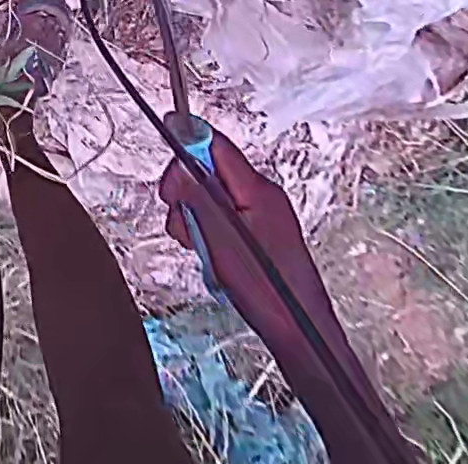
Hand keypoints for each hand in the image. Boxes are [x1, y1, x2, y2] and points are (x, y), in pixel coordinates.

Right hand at [155, 120, 332, 347]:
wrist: (301, 335)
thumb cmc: (269, 290)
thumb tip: (179, 163)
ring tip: (195, 241)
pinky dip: (204, 226)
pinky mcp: (257, 232)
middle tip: (178, 212)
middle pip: (208, 169)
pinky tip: (206, 249)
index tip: (165, 131)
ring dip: (191, 212)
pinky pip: (219, 214)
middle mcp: (261, 195)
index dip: (187, 139)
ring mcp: (260, 214)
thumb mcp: (219, 236)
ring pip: (209, 194)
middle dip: (184, 187)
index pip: (215, 144)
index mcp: (257, 189)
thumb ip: (196, 194)